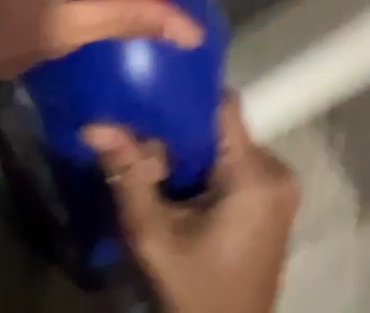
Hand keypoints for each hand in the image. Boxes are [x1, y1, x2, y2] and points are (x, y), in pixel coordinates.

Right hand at [84, 101, 299, 312]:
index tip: (143, 80)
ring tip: (143, 152)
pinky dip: (200, 166)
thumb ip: (127, 172)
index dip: (182, 88)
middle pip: (217, 124)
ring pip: (221, 144)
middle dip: (174, 126)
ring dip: (184, 148)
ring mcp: (277, 191)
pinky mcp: (269, 206)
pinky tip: (168, 178)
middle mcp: (276, 174)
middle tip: (132, 128)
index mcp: (255, 176)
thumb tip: (92, 124)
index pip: (221, 103)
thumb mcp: (151, 233)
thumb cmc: (193, 289)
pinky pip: (231, 165)